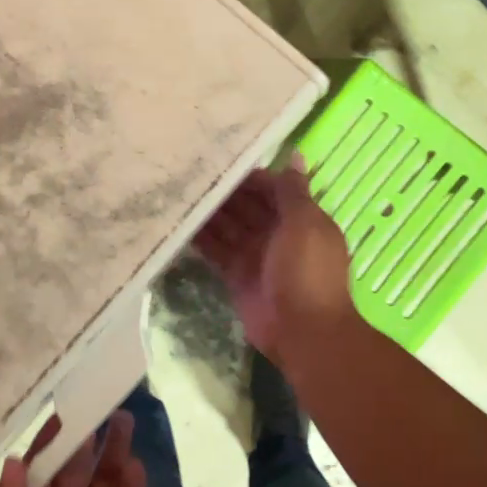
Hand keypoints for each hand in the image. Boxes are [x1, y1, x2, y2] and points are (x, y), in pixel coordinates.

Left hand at [0, 411, 146, 486]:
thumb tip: (13, 458)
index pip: (45, 465)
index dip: (54, 438)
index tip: (64, 409)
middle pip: (81, 465)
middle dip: (90, 434)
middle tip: (100, 401)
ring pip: (109, 479)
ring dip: (115, 450)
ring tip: (123, 418)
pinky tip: (134, 463)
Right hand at [193, 165, 359, 363]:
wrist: (304, 331)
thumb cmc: (308, 271)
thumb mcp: (305, 223)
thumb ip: (293, 191)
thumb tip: (294, 154)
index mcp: (300, 218)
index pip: (272, 189)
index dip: (249, 177)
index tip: (220, 161)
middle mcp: (278, 234)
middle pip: (248, 206)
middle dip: (225, 192)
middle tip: (190, 172)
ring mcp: (256, 256)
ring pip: (229, 227)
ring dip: (209, 213)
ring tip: (178, 192)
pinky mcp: (237, 276)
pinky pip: (217, 251)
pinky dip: (201, 239)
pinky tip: (179, 223)